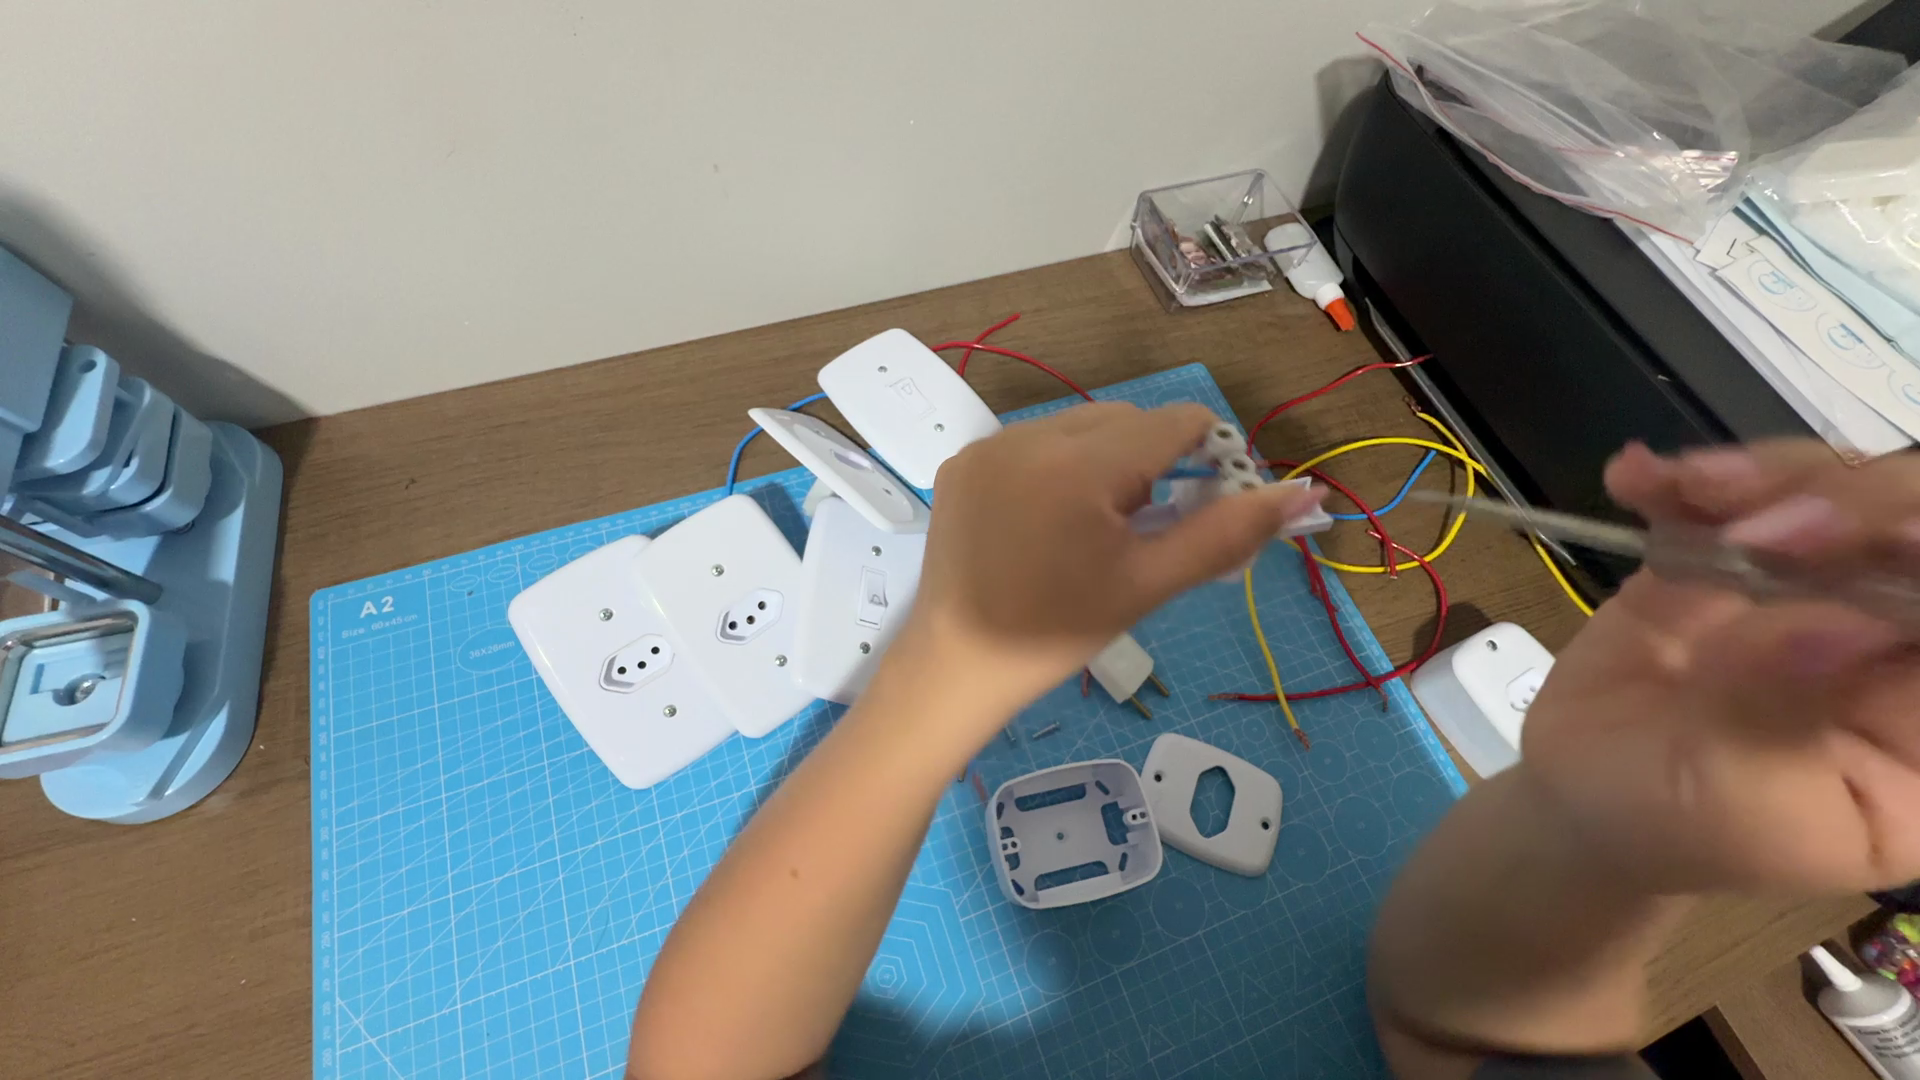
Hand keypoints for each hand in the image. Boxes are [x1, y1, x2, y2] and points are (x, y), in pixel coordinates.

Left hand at [901, 402, 1323, 723]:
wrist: (956, 663)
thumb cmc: (1057, 633)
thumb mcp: (1148, 584)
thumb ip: (1227, 533)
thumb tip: (1303, 493)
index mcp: (1079, 466)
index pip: (1174, 423)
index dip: (1203, 456)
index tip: (1198, 503)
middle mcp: (1028, 437)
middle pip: (1125, 420)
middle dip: (1148, 462)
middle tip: (1134, 530)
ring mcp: (987, 446)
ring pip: (1078, 427)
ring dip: (1102, 460)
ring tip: (1085, 527)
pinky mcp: (962, 462)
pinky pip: (1031, 442)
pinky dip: (1055, 465)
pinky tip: (1042, 520)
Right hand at [1519, 439, 1919, 893]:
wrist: (1576, 795)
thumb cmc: (1669, 826)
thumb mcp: (1735, 800)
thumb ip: (1780, 711)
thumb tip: (1838, 624)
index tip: (1876, 543)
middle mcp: (1894, 639)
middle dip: (1859, 504)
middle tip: (1755, 530)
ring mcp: (1804, 593)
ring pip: (1832, 493)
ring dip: (1764, 476)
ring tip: (1680, 487)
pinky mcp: (1715, 567)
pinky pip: (1720, 503)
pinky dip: (1678, 480)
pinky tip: (1635, 478)